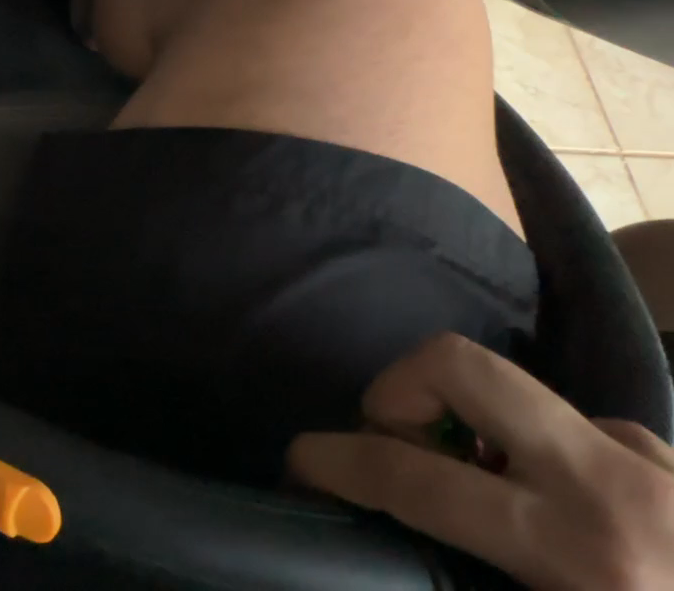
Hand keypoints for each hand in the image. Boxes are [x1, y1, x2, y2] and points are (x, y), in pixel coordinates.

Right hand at [289, 333, 673, 589]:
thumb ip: (478, 578)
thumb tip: (418, 550)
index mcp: (578, 551)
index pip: (404, 473)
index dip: (326, 460)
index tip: (299, 468)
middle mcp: (618, 488)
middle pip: (457, 366)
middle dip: (397, 393)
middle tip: (399, 450)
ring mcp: (669, 472)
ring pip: (538, 403)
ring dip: (497, 440)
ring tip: (510, 503)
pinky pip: (608, 438)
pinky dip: (570, 463)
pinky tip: (595, 524)